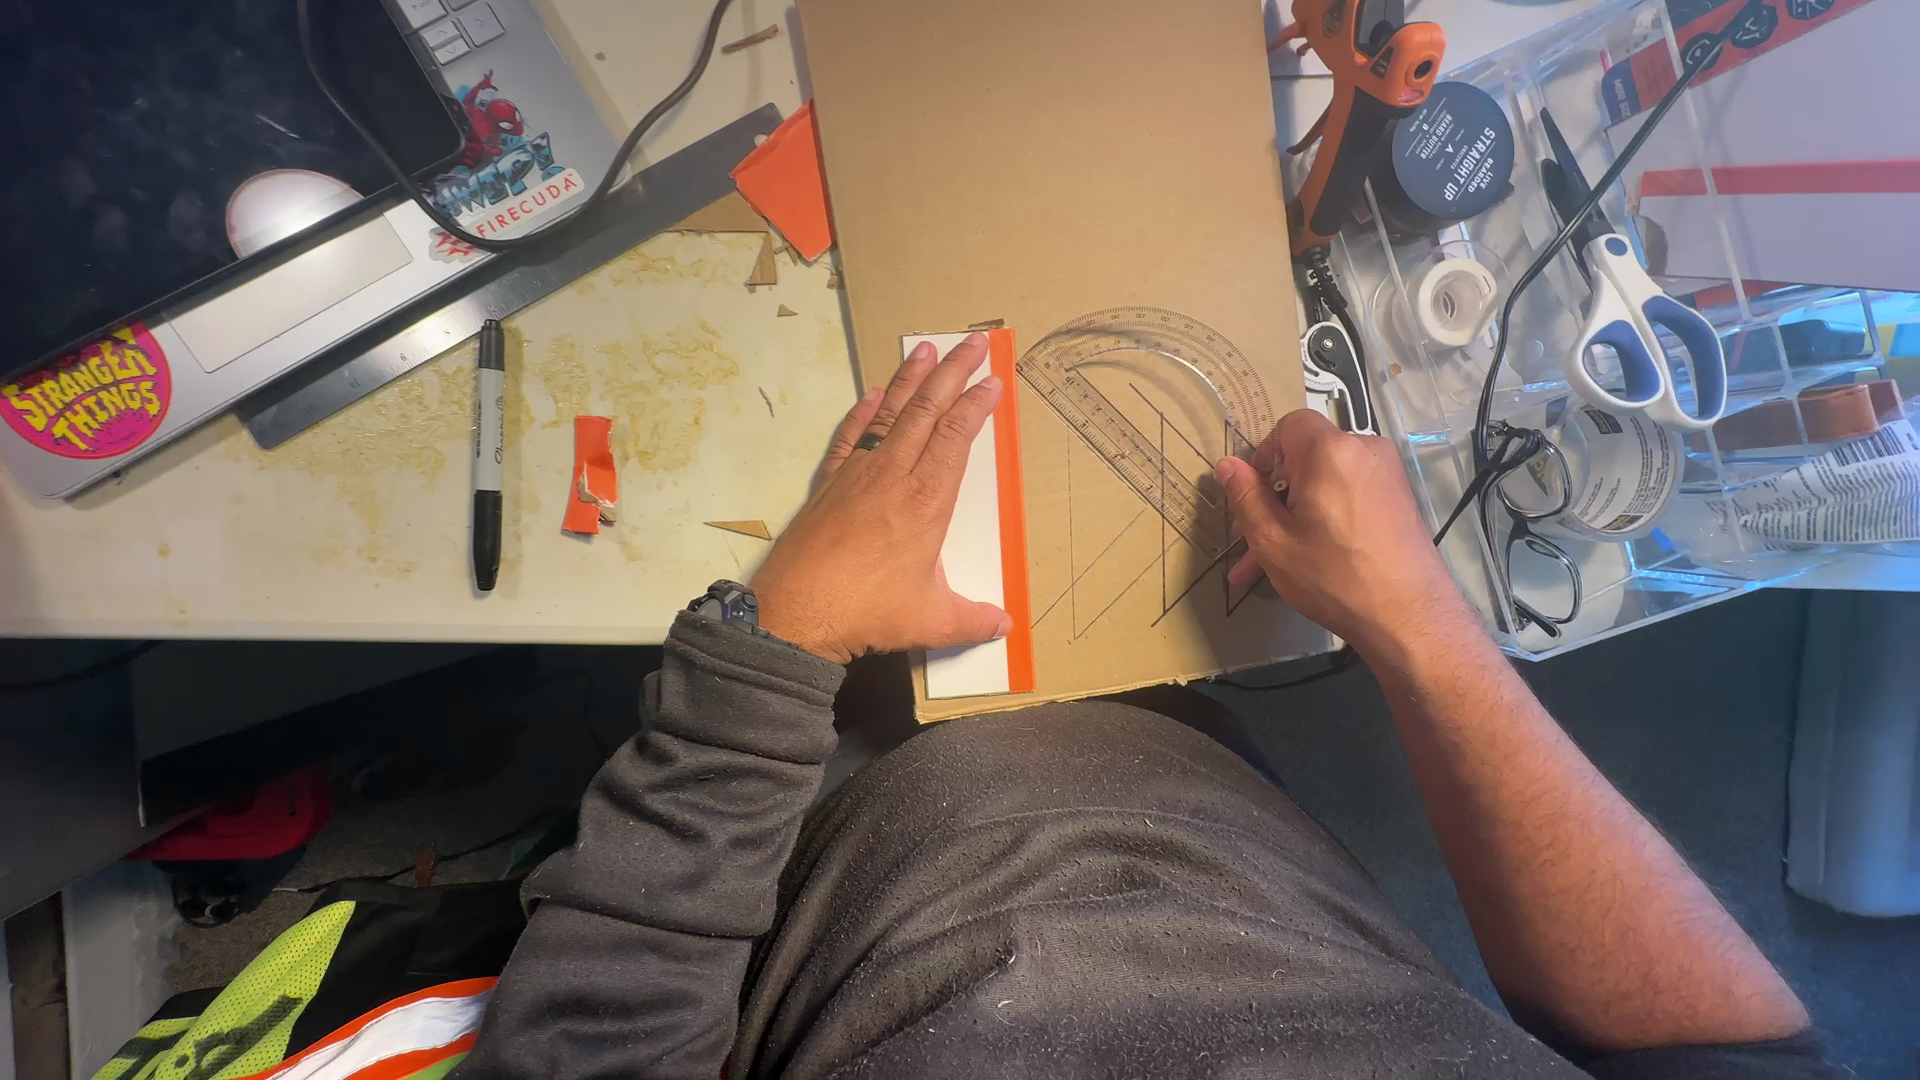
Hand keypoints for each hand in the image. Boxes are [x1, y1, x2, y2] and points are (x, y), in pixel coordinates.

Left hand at [752, 334, 1011, 663]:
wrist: (796, 613)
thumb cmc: (868, 611)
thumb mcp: (931, 621)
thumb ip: (972, 619)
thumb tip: (1005, 626)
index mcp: (927, 500)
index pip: (956, 437)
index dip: (976, 405)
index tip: (993, 381)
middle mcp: (893, 476)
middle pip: (927, 411)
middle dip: (953, 372)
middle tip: (972, 341)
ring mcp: (857, 475)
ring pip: (890, 415)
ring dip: (910, 380)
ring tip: (926, 349)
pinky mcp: (828, 484)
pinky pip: (850, 438)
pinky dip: (863, 413)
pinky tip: (872, 395)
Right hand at [1214, 409, 1473, 655]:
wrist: (1408, 617)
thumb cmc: (1332, 576)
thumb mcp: (1272, 540)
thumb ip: (1245, 496)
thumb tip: (1227, 465)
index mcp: (1330, 452)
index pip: (1289, 424)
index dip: (1264, 454)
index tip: (1251, 494)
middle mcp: (1364, 451)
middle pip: (1305, 456)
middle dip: (1274, 494)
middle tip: (1252, 537)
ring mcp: (1386, 474)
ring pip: (1323, 482)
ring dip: (1294, 513)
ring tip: (1269, 561)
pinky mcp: (1397, 498)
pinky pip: (1346, 495)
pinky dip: (1322, 517)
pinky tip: (1304, 558)